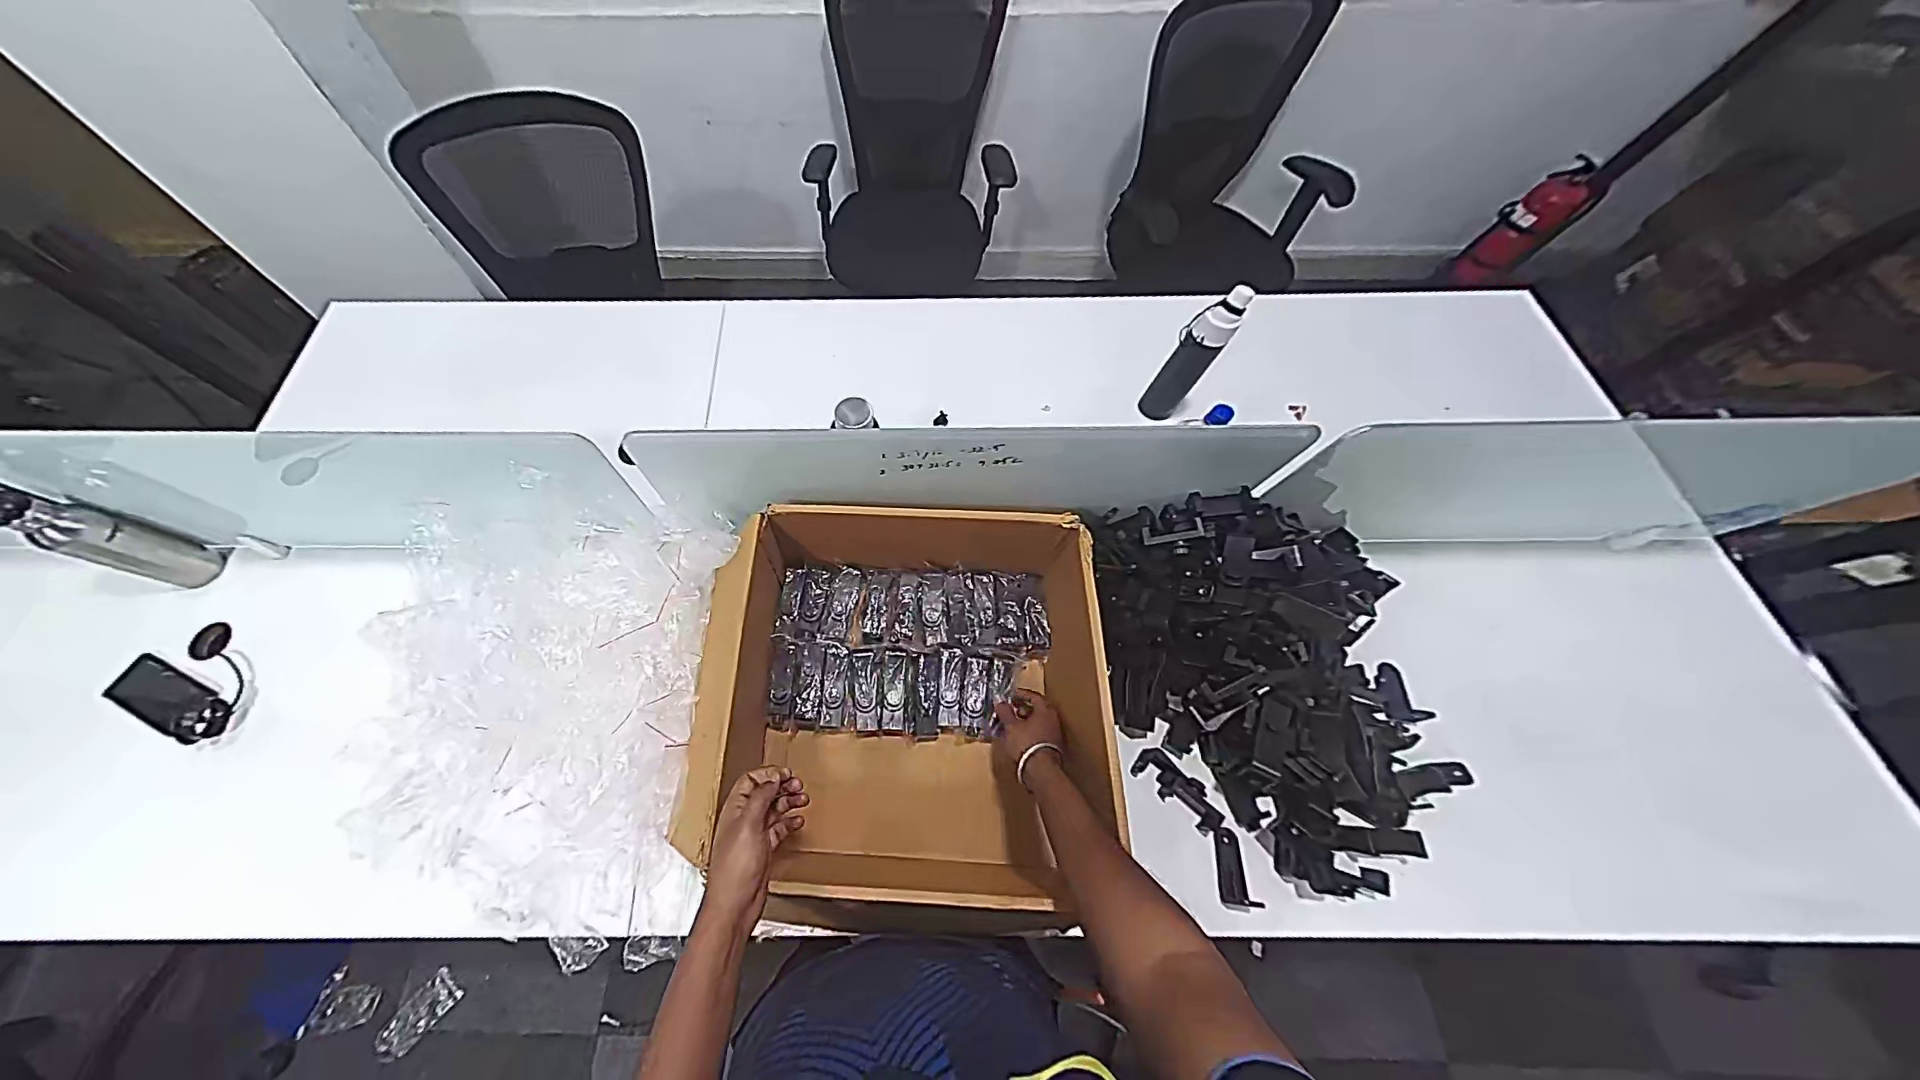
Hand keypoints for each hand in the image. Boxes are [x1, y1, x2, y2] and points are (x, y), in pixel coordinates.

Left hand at [704, 766, 806, 928]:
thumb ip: (760, 799)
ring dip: (788, 802)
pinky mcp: (763, 850)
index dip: (768, 774)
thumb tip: (771, 779)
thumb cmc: (735, 869)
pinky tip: (798, 821)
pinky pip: (779, 829)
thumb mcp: (748, 825)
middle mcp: (743, 820)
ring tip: (803, 799)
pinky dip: (790, 822)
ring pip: (773, 810)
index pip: (750, 781)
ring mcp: (754, 836)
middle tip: (798, 785)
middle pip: (764, 794)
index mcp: (735, 811)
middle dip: (782, 786)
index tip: (786, 774)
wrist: (735, 905)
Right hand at [992, 690, 1064, 785]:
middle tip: (1012, 709)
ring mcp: (1055, 733)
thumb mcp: (1011, 726)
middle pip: (1038, 708)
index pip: (1034, 696)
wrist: (1041, 770)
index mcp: (1045, 710)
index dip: (1021, 694)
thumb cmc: (1025, 743)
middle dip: (1024, 708)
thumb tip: (1000, 702)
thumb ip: (1005, 712)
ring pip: (1040, 721)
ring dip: (1027, 720)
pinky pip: (1041, 732)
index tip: (1011, 696)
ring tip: (1013, 724)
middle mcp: (1053, 719)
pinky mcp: (1054, 746)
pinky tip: (1020, 737)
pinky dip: (1031, 731)